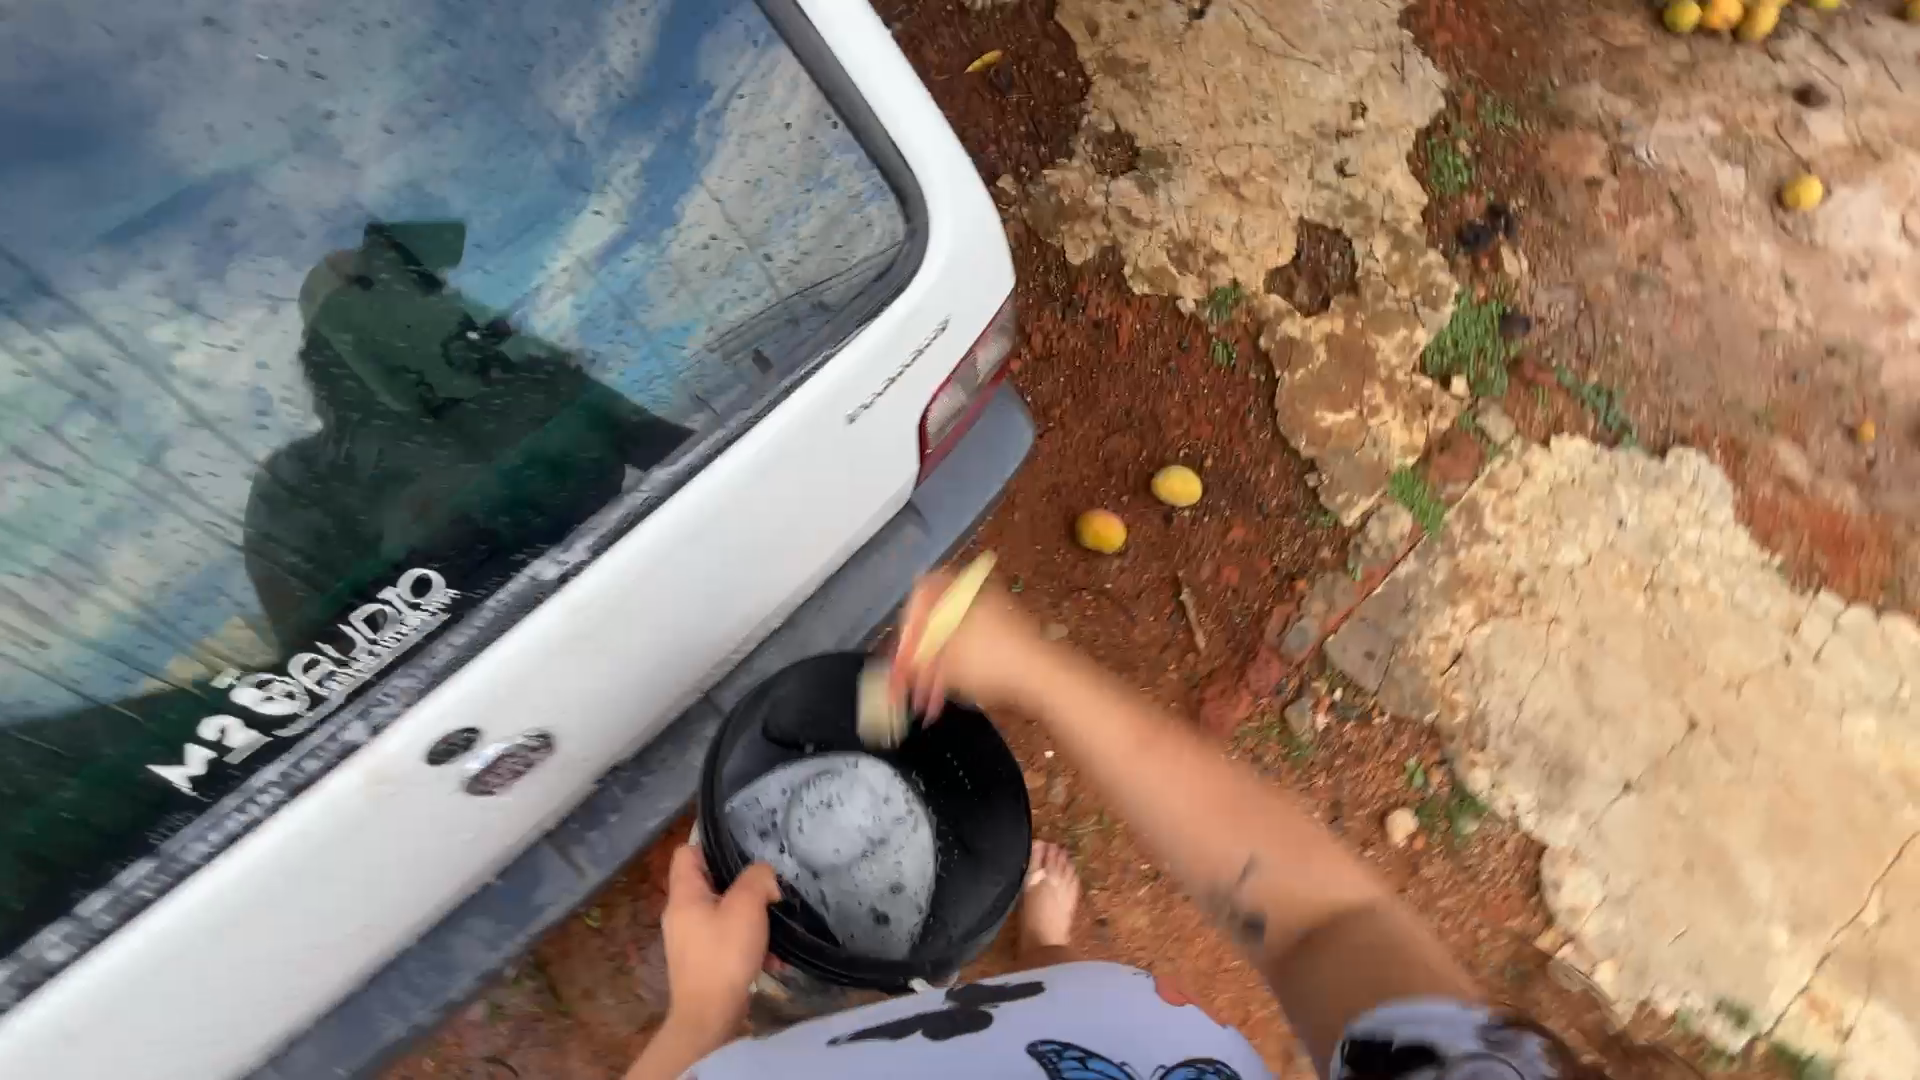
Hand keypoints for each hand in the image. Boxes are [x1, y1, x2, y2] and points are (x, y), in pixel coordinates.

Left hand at [659, 845, 779, 1043]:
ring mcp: (691, 941)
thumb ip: (757, 877)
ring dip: (752, 916)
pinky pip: (728, 940)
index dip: (712, 845)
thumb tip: (763, 875)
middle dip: (743, 883)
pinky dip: (749, 942)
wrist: (710, 1018)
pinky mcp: (703, 963)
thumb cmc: (724, 953)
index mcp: (684, 895)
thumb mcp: (746, 905)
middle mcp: (682, 915)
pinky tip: (773, 957)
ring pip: (724, 912)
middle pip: (711, 882)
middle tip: (767, 885)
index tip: (742, 850)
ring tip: (776, 923)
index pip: (686, 852)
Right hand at [890, 567, 1046, 720]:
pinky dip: (955, 675)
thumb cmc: (990, 660)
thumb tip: (900, 666)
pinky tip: (943, 701)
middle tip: (907, 685)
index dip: (906, 625)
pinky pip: (971, 654)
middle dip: (919, 658)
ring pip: (953, 644)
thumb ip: (916, 662)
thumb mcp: (943, 663)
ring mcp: (993, 619)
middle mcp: (975, 598)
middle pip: (935, 624)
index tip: (901, 653)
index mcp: (958, 591)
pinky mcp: (1006, 641)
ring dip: (935, 673)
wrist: (1045, 676)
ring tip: (924, 703)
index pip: (920, 594)